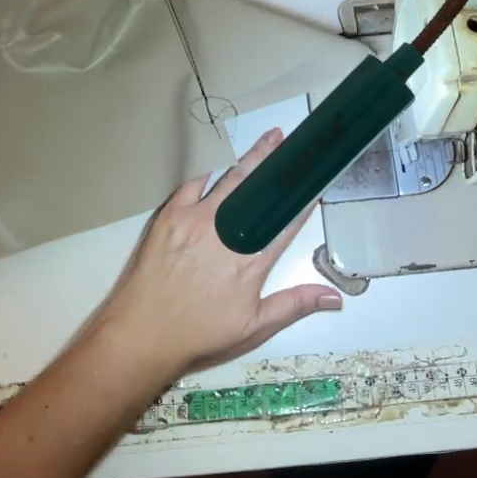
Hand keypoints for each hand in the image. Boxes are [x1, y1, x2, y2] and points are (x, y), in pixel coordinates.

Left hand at [87, 128, 343, 383]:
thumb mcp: (253, 329)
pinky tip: (215, 170)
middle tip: (287, 141)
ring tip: (265, 141)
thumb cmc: (198, 336)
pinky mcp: (169, 216)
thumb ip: (294, 305)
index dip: (303, 200)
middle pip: (258, 189)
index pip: (286, 221)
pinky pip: (191, 185)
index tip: (315, 181)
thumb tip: (335, 298)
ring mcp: (196, 220)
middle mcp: (226, 232)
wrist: (140, 336)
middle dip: (275, 162)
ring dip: (249, 159)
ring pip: (229, 180)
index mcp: (251, 260)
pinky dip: (207, 175)